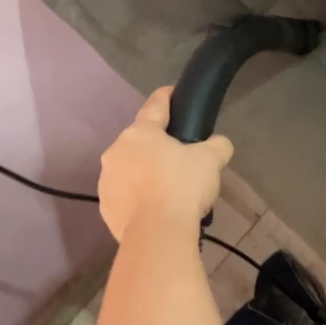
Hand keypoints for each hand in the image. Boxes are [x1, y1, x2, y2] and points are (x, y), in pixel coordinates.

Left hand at [97, 87, 234, 240]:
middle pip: (140, 142)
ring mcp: (107, 180)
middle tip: (181, 159)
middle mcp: (117, 151)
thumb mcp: (211, 161)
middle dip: (158, 147)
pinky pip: (126, 195)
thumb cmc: (183, 186)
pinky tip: (157, 209)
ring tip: (169, 190)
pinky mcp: (106, 206)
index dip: (166, 98)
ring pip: (130, 169)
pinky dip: (139, 197)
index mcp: (141, 133)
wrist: (157, 232)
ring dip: (146, 173)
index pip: (155, 107)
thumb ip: (218, 145)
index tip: (172, 92)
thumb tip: (219, 143)